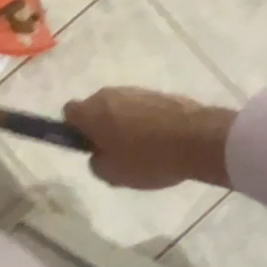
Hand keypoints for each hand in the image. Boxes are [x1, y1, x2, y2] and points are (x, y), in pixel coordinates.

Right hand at [64, 87, 235, 189]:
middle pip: (95, 108)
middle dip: (102, 127)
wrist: (198, 139)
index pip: (68, 113)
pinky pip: (142, 108)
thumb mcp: (114, 174)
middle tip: (118, 152)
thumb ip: (96, 164)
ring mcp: (134, 91)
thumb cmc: (148, 158)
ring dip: (125, 124)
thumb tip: (97, 156)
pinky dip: (147, 122)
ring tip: (146, 149)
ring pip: (119, 108)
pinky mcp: (157, 94)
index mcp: (90, 112)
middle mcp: (107, 95)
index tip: (91, 146)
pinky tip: (163, 142)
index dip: (76, 130)